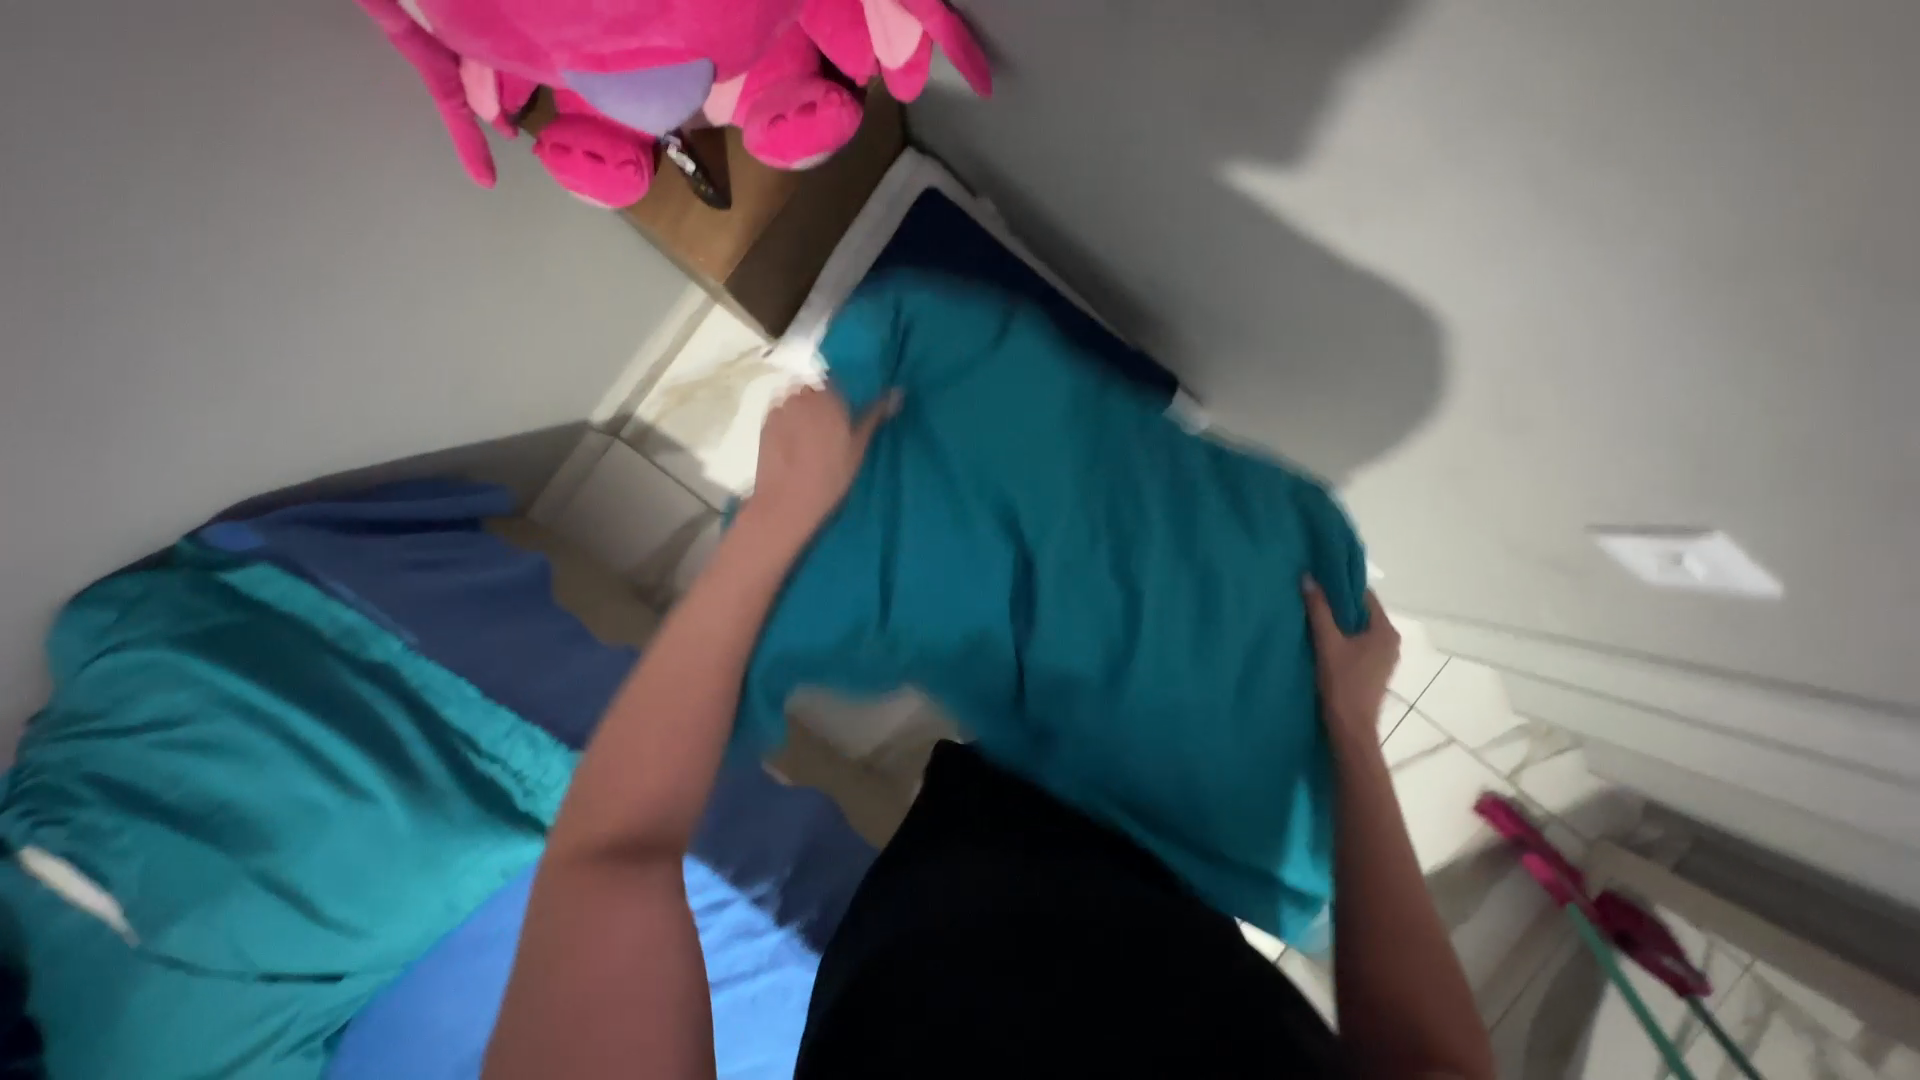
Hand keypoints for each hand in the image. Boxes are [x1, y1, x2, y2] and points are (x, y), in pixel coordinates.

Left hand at [739, 384, 898, 549]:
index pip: (839, 381)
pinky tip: (792, 443)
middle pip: (817, 390)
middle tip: (832, 431)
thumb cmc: (829, 476)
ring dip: (804, 411)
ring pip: (798, 400)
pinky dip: (788, 421)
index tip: (849, 413)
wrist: (786, 501)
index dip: (844, 396)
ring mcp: (781, 406)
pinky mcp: (765, 421)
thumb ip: (875, 415)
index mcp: (830, 396)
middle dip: (824, 404)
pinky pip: (782, 412)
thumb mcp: (858, 447)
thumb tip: (898, 391)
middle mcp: (803, 393)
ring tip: (810, 440)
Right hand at [1302, 578, 1399, 741]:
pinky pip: (1359, 643)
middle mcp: (1391, 640)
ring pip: (1359, 628)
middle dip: (1337, 603)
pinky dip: (1343, 637)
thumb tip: (1308, 578)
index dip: (1340, 585)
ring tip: (1312, 615)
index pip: (1364, 595)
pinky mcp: (1375, 669)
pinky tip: (1323, 639)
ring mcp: (1385, 656)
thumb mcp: (1327, 643)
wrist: (1351, 727)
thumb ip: (1318, 610)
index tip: (1317, 579)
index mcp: (1385, 630)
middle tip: (1310, 595)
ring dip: (1339, 622)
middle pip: (1361, 611)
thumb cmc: (1342, 683)